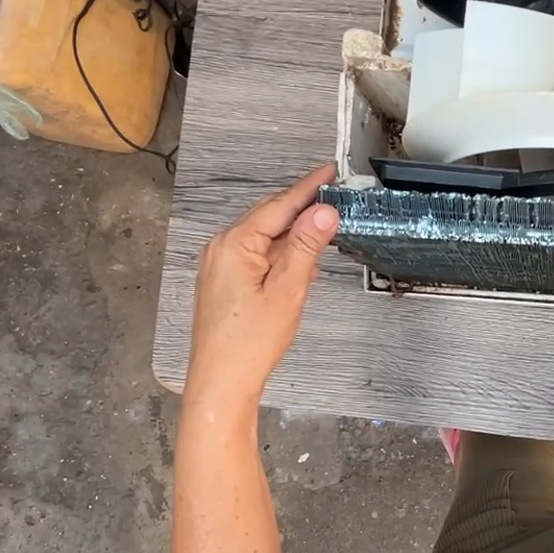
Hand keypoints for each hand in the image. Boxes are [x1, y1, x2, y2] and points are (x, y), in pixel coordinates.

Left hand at [186, 165, 339, 401]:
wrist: (222, 380)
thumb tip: (323, 212)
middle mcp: (221, 248)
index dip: (308, 188)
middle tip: (333, 196)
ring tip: (323, 230)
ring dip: (293, 234)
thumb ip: (306, 248)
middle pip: (269, 217)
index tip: (329, 172)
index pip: (279, 206)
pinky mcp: (223, 280)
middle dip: (302, 208)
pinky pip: (256, 254)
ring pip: (264, 237)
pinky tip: (299, 262)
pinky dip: (280, 253)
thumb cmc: (250, 343)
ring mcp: (219, 264)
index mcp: (235, 245)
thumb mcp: (288, 291)